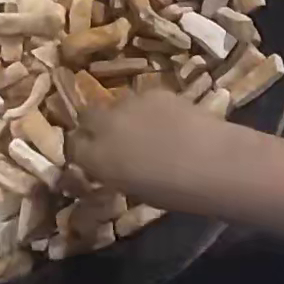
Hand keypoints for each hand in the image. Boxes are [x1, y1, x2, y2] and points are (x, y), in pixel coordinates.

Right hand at [69, 92, 233, 204]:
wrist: (210, 161)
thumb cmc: (174, 192)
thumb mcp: (134, 188)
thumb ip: (116, 170)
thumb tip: (116, 163)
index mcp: (95, 158)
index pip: (73, 147)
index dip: (83, 150)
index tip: (93, 156)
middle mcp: (104, 125)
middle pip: (87, 116)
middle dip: (95, 124)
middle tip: (115, 138)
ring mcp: (128, 103)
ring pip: (117, 104)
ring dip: (124, 115)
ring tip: (147, 129)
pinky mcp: (153, 90)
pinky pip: (143, 99)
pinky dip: (150, 108)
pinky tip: (170, 121)